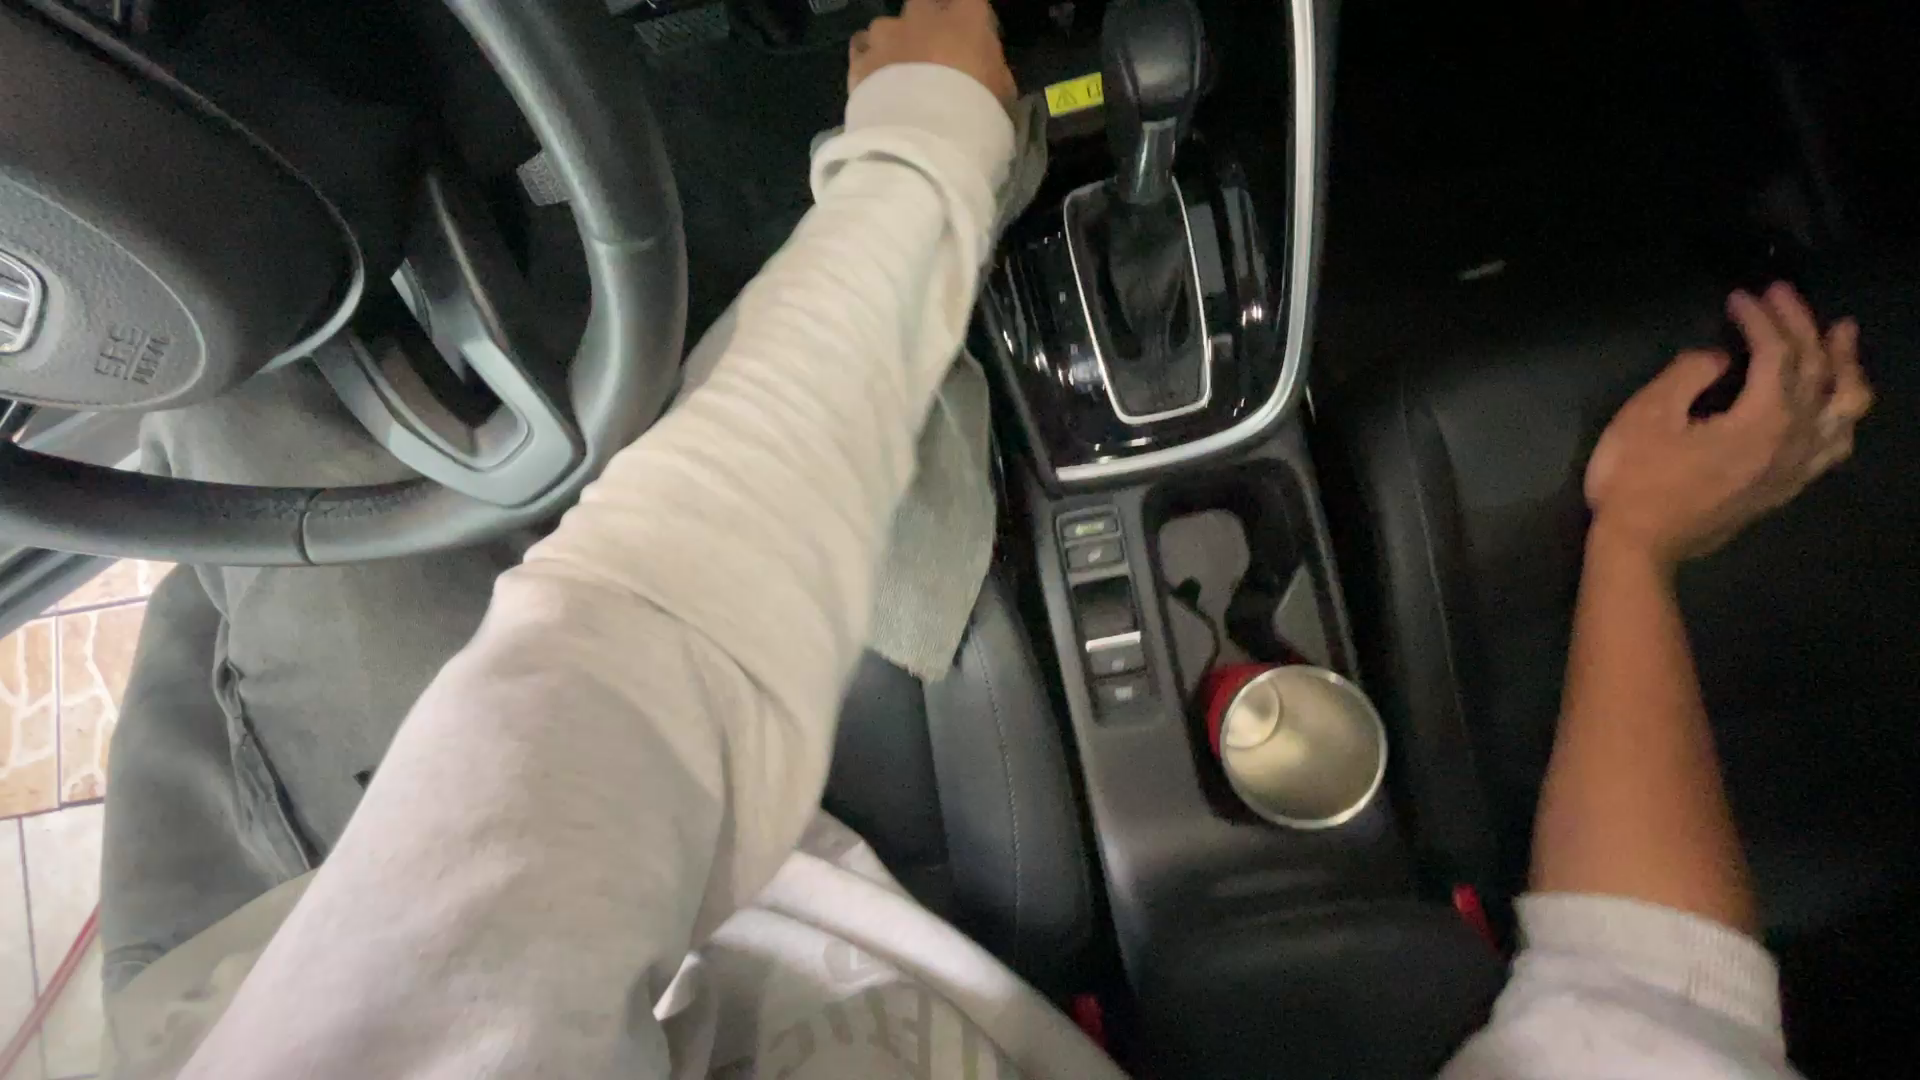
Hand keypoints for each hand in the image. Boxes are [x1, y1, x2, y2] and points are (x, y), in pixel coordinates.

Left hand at [848, 0, 1017, 107]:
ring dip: (895, 45)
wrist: (923, 148)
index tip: (973, 42)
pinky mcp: (861, 62)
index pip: (970, 0)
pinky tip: (874, 83)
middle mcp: (922, 17)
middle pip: (924, 5)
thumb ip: (993, 76)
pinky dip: (869, 62)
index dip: (970, 19)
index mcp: (965, 20)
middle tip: (933, 58)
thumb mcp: (1003, 100)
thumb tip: (988, 73)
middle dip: (928, 26)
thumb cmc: (974, 121)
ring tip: (898, 77)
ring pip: (888, 27)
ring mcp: (887, 36)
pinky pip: (862, 50)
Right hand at [1584, 282, 1873, 568]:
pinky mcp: (1786, 484)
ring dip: (1843, 364)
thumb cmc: (1634, 480)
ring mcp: (1797, 464)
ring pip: (1845, 404)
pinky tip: (1832, 405)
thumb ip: (1686, 378)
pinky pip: (1835, 441)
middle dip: (1801, 326)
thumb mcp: (1643, 420)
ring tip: (1839, 337)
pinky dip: (1840, 412)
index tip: (1742, 296)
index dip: (1761, 319)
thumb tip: (1718, 360)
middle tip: (1784, 297)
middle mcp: (1797, 436)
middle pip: (1817, 369)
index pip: (1776, 353)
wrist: (1640, 544)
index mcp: (1764, 417)